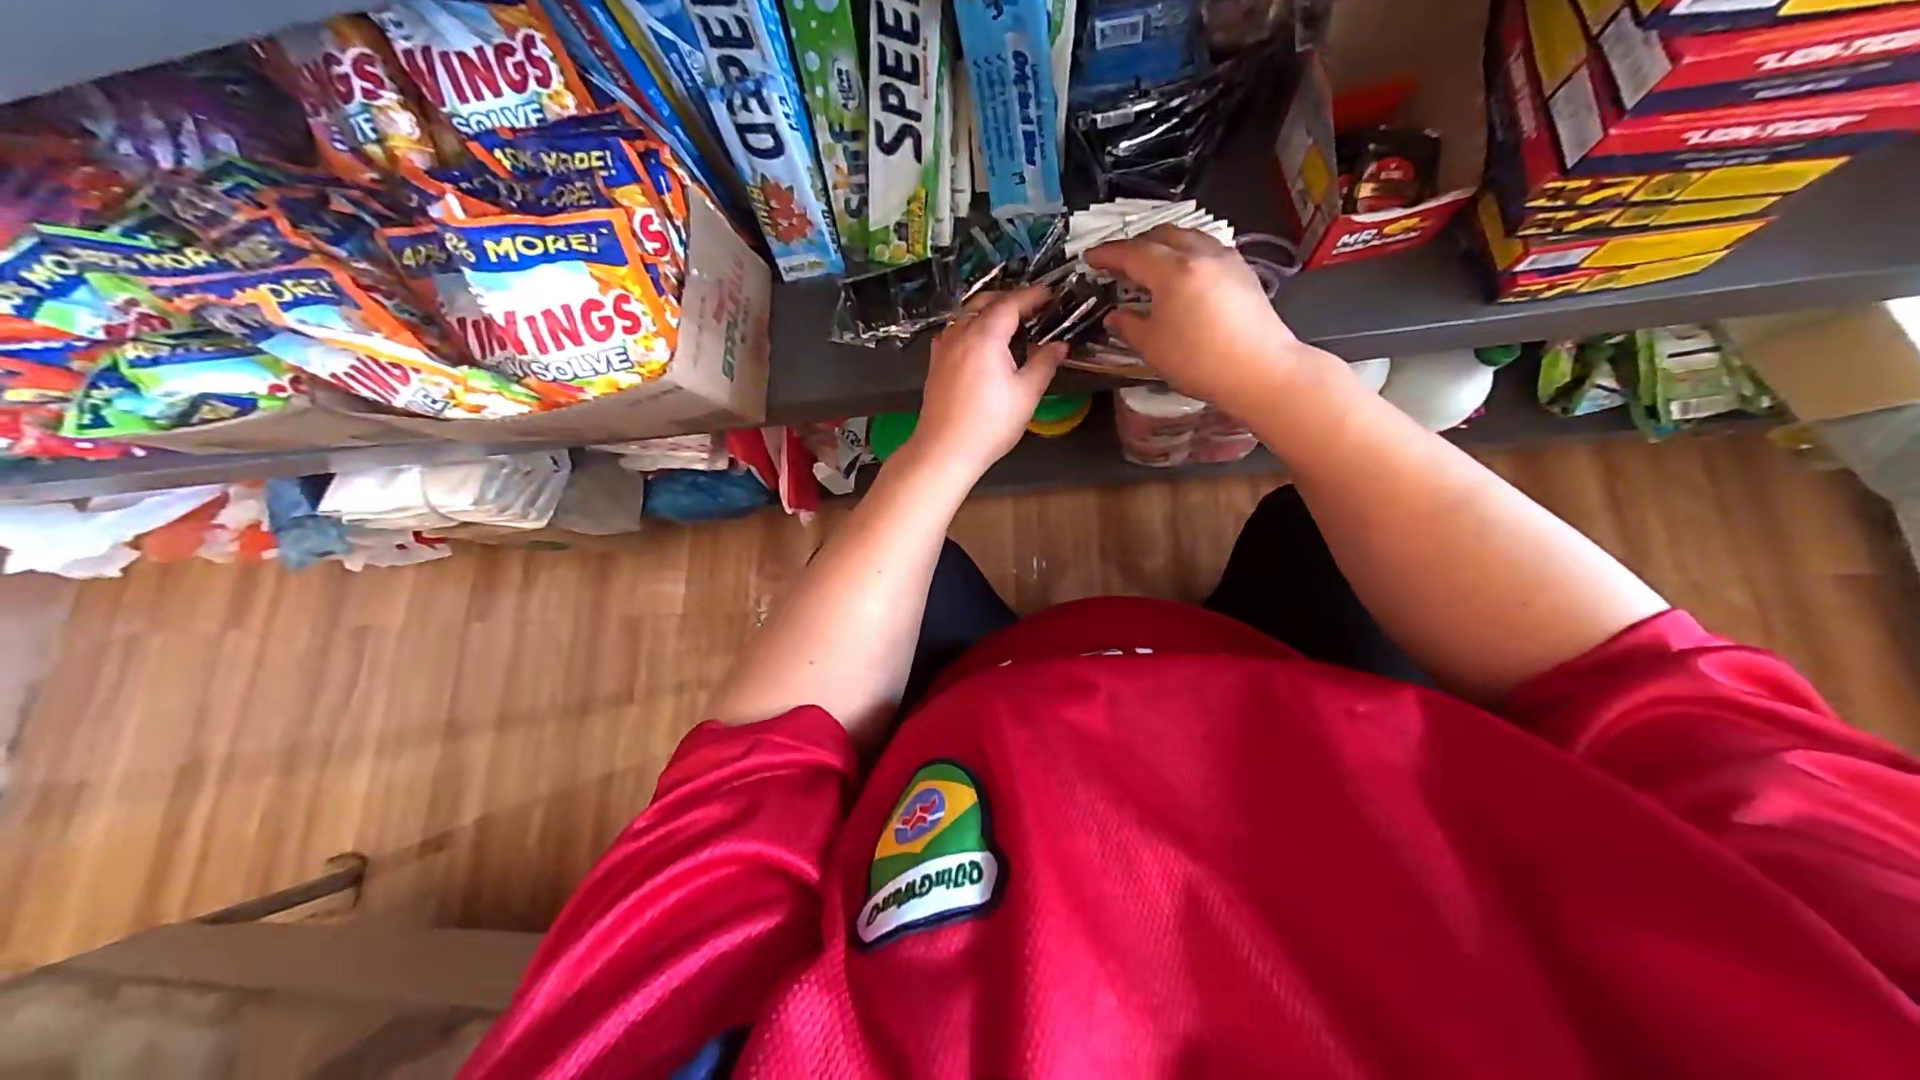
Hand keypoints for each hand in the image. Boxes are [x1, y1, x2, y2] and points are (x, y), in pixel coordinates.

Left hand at [906, 286, 1065, 479]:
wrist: (944, 450)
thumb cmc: (990, 424)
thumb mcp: (1026, 394)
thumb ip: (1044, 364)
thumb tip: (1060, 345)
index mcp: (985, 336)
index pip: (1011, 303)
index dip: (1032, 296)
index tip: (1050, 295)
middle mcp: (960, 333)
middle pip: (985, 302)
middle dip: (1009, 299)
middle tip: (1032, 307)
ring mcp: (943, 347)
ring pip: (965, 314)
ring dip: (987, 310)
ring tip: (1008, 322)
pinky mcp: (935, 363)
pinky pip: (953, 331)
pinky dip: (969, 326)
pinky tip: (979, 342)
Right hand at [1088, 226, 1331, 415]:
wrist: (1260, 371)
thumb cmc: (1199, 361)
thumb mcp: (1153, 347)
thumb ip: (1128, 326)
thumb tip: (1115, 315)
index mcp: (1173, 270)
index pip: (1132, 253)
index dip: (1107, 254)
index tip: (1089, 258)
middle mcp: (1201, 254)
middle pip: (1161, 235)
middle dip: (1135, 244)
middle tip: (1117, 262)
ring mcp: (1226, 259)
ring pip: (1187, 237)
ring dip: (1162, 245)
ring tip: (1148, 264)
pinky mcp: (1242, 272)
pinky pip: (1206, 248)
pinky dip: (1185, 253)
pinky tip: (1180, 273)